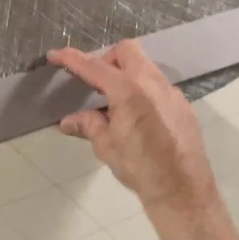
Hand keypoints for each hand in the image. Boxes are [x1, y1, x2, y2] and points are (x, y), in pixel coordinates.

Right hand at [49, 40, 220, 215]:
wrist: (182, 188)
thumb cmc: (140, 167)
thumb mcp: (107, 146)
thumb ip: (88, 125)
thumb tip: (69, 121)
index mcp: (128, 90)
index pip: (94, 66)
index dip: (72, 59)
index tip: (55, 55)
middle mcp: (151, 82)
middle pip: (127, 51)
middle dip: (107, 59)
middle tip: (97, 84)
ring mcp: (171, 91)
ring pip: (146, 66)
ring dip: (127, 74)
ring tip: (117, 103)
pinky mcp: (183, 104)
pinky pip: (159, 85)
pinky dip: (144, 90)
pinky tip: (140, 118)